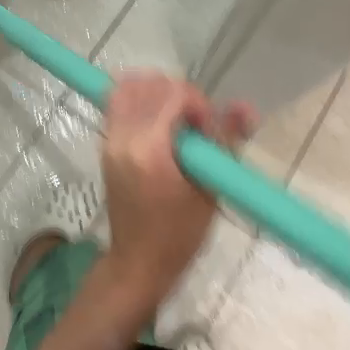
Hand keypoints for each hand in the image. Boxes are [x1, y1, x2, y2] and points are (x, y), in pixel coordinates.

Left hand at [100, 73, 256, 309]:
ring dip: (158, 93)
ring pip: (129, 87)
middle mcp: (123, 138)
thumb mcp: (209, 189)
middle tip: (197, 125)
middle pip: (152, 85)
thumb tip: (244, 107)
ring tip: (177, 119)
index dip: (199, 103)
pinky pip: (116, 103)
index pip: (174, 95)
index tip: (210, 130)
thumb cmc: (179, 234)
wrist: (137, 264)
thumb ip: (225, 141)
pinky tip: (158, 119)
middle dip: (180, 95)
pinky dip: (138, 99)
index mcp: (149, 150)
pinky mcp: (105, 145)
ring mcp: (109, 140)